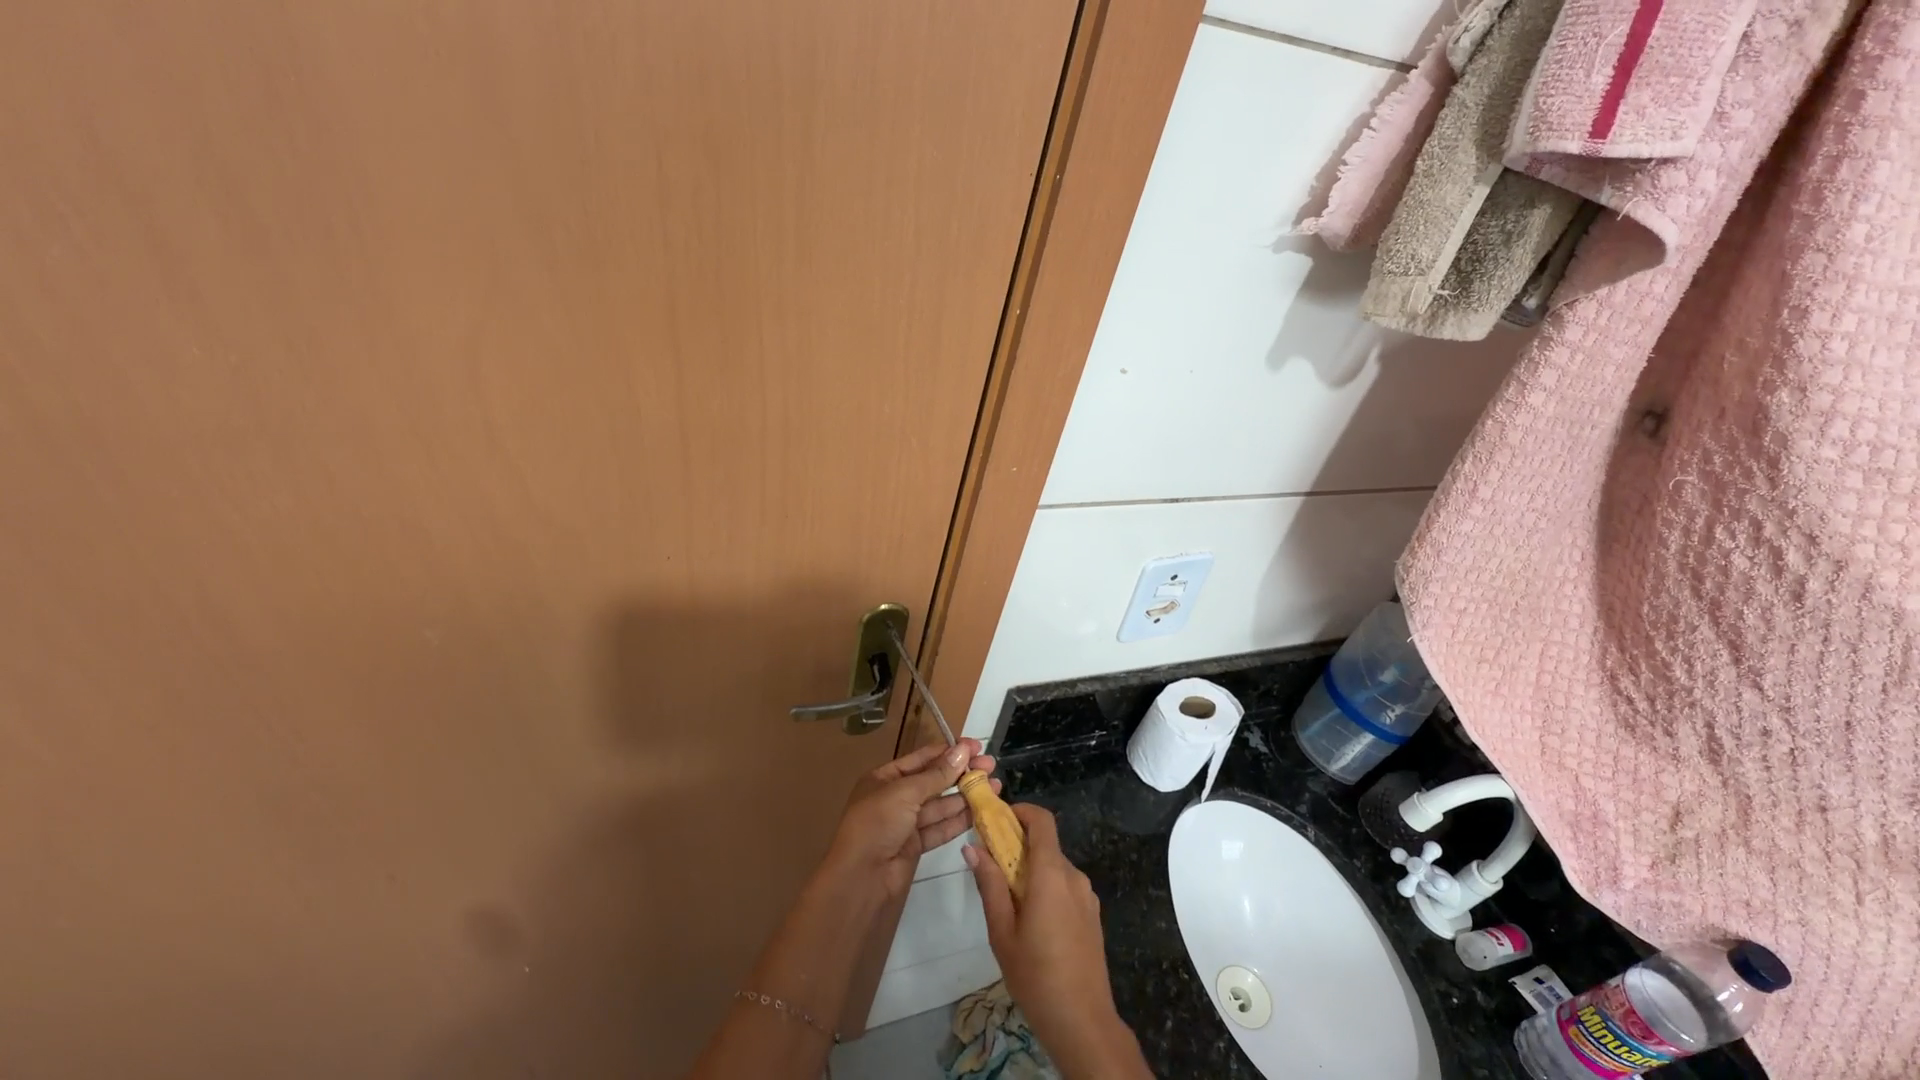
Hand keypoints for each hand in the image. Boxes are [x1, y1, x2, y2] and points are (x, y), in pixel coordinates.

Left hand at [822, 739, 998, 898]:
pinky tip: (981, 811)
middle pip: (933, 781)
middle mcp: (894, 798)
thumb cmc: (876, 825)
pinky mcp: (916, 847)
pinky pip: (941, 828)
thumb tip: (963, 751)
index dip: (949, 752)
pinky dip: (960, 820)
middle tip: (991, 767)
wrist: (861, 881)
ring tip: (995, 786)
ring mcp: (905, 824)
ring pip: (940, 805)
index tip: (977, 747)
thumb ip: (937, 774)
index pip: (921, 759)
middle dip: (961, 773)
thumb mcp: (904, 793)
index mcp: (884, 778)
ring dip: (965, 795)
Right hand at [967, 804, 1145, 1076]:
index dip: (1020, 811)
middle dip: (1016, 847)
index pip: (1042, 821)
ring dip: (1030, 871)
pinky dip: (1045, 889)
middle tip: (988, 866)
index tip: (996, 819)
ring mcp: (1087, 897)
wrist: (1082, 1021)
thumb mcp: (1001, 931)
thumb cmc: (1035, 975)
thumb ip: (989, 885)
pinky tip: (1030, 921)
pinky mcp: (1091, 915)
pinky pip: (1065, 888)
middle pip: (1045, 845)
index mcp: (1051, 875)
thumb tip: (973, 848)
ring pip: (1054, 868)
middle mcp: (1074, 877)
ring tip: (1005, 901)